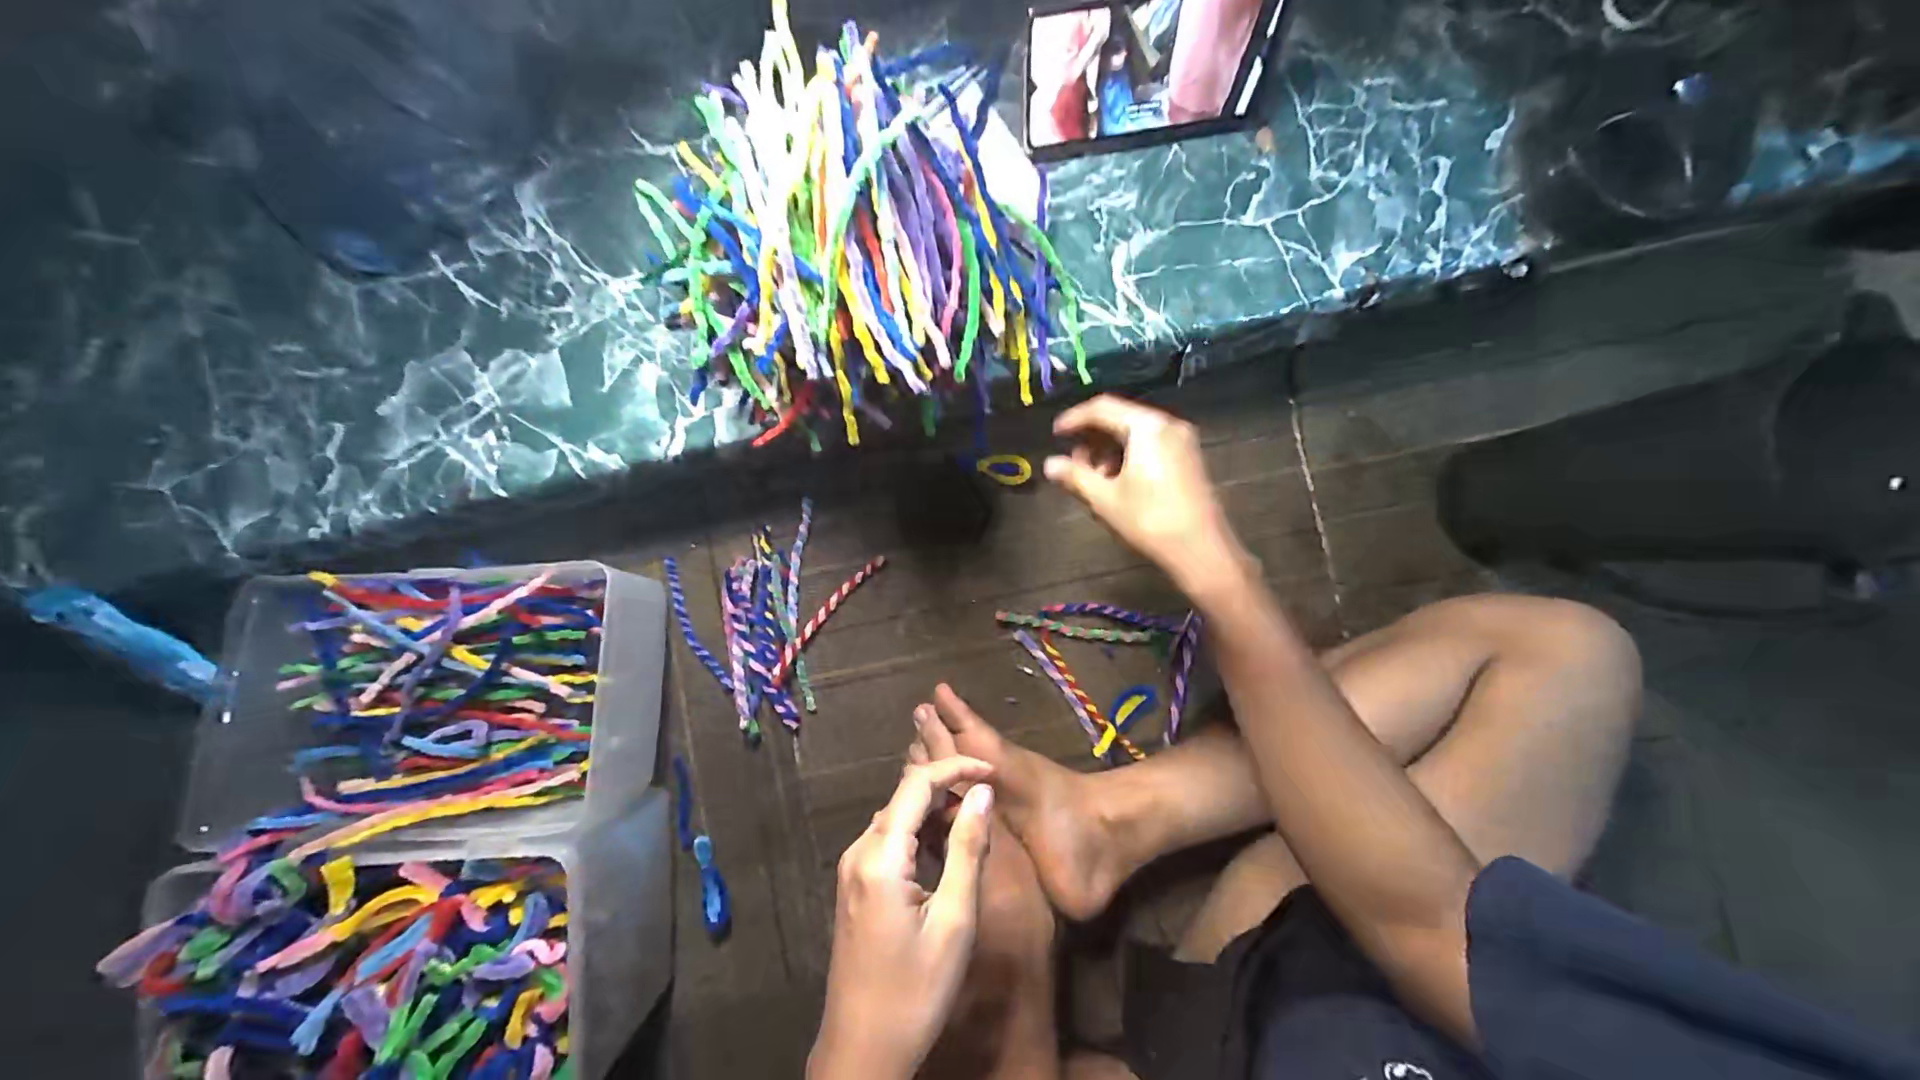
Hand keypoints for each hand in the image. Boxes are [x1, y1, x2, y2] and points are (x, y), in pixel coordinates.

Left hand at [810, 758, 997, 1079]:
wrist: (861, 1052)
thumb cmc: (915, 992)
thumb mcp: (954, 921)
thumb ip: (968, 849)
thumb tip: (981, 792)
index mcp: (879, 856)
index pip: (916, 783)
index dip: (955, 766)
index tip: (992, 770)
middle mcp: (858, 852)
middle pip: (903, 795)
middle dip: (946, 785)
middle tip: (988, 798)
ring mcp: (851, 869)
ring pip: (896, 816)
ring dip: (933, 809)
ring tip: (972, 819)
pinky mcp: (853, 885)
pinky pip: (888, 839)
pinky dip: (918, 831)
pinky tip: (943, 846)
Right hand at [1044, 395, 1252, 593]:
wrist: (1201, 549)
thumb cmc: (1149, 519)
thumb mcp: (1104, 498)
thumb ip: (1075, 476)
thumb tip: (1050, 465)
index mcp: (1147, 426)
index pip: (1103, 408)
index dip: (1075, 418)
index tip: (1055, 433)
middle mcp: (1167, 425)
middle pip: (1121, 419)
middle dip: (1093, 439)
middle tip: (1073, 463)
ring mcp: (1182, 442)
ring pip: (1136, 435)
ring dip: (1109, 451)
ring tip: (1094, 479)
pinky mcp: (1188, 460)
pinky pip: (1151, 447)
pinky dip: (1129, 457)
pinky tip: (1117, 483)